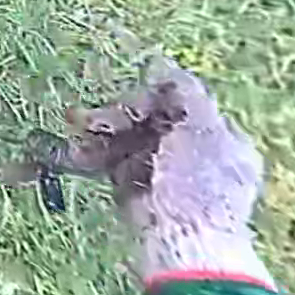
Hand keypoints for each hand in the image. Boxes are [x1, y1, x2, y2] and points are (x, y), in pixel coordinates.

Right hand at [67, 57, 272, 287]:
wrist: (176, 230)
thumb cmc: (198, 183)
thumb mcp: (204, 134)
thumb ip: (189, 97)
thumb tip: (167, 63)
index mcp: (214, 136)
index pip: (173, 101)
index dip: (147, 98)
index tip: (131, 106)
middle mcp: (185, 145)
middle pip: (139, 114)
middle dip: (113, 115)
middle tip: (95, 123)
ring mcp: (154, 161)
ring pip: (115, 130)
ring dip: (95, 130)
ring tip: (82, 137)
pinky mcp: (125, 174)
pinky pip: (102, 151)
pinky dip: (88, 149)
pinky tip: (80, 152)